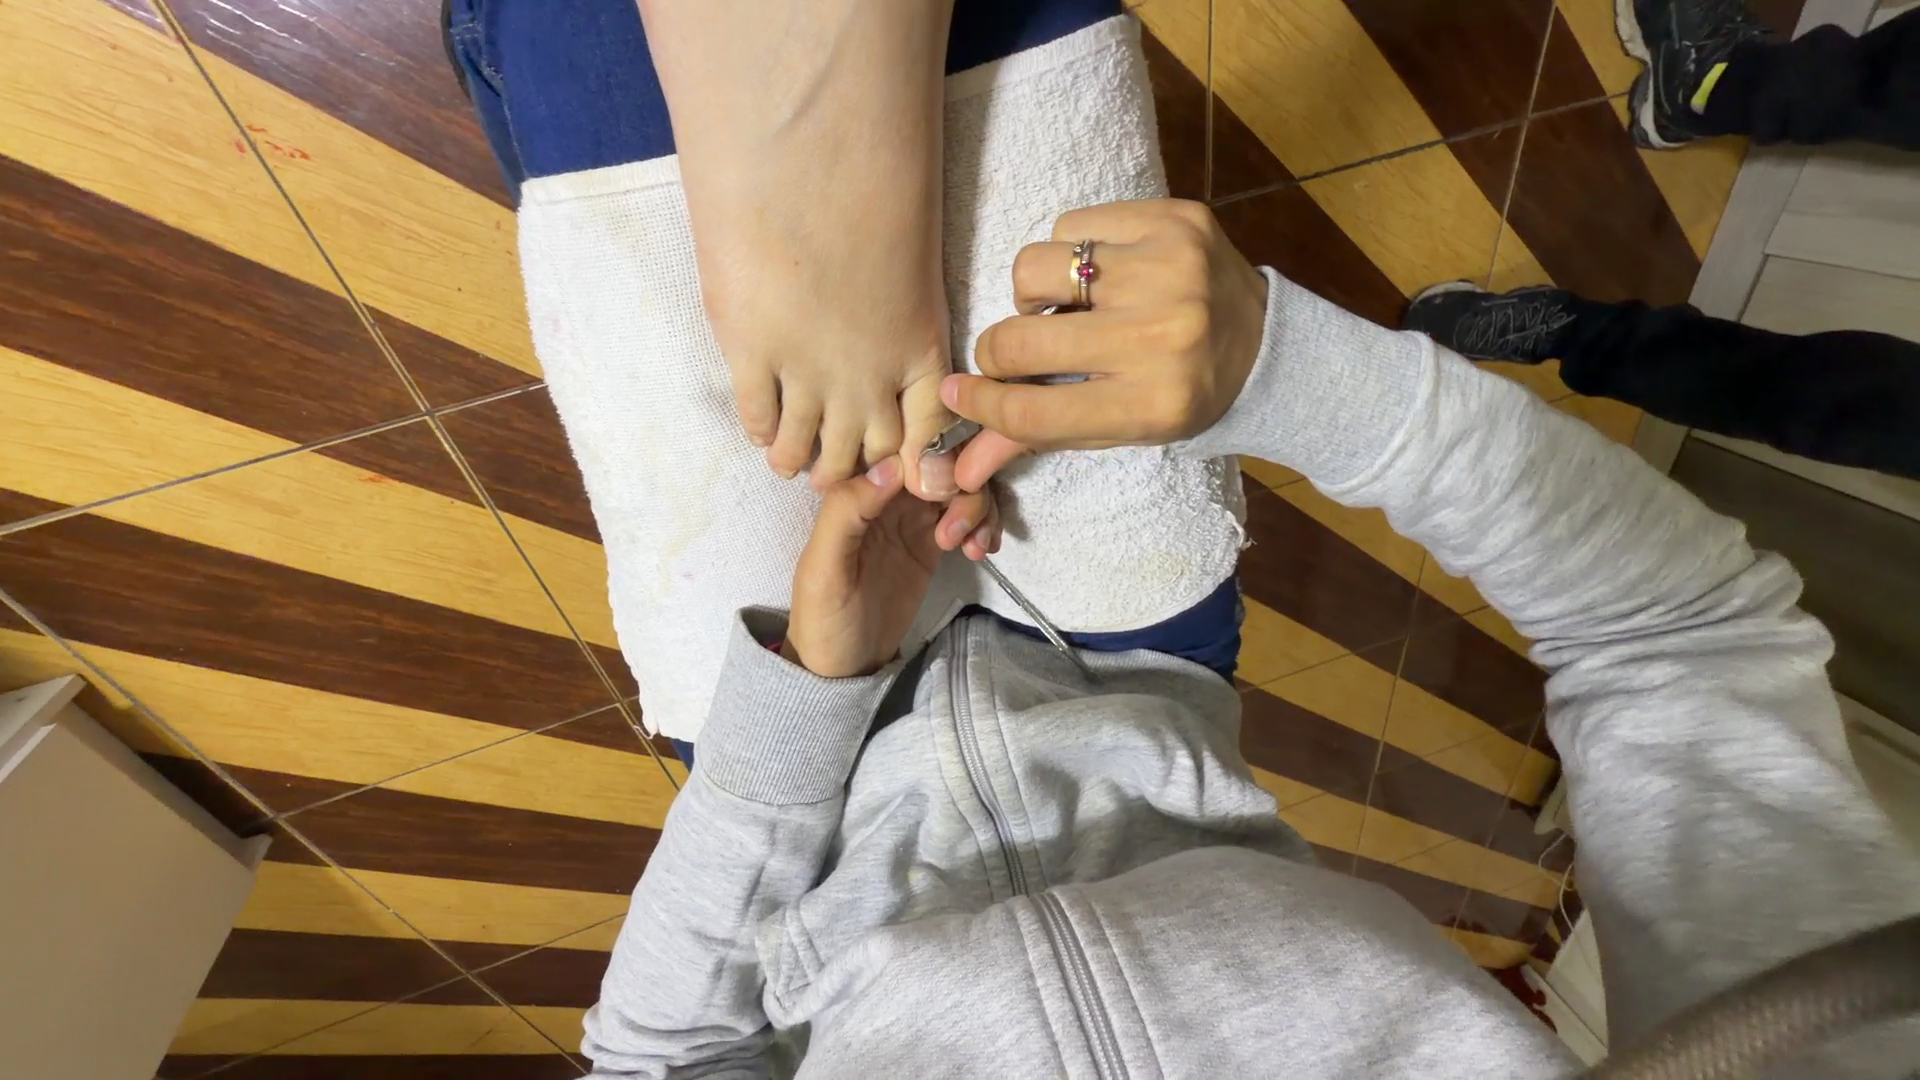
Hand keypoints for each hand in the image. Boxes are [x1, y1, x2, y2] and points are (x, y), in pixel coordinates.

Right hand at [643, 0, 958, 498]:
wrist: (806, 154)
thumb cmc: (872, 189)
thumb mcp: (915, 260)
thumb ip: (908, 317)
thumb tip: (892, 345)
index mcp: (918, 347)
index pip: (924, 431)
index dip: (911, 460)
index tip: (895, 467)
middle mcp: (869, 375)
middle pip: (864, 450)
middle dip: (849, 467)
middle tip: (832, 470)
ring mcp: (809, 371)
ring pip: (806, 449)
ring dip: (799, 463)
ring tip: (790, 463)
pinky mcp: (753, 354)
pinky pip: (759, 419)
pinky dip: (761, 432)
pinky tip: (760, 430)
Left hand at [785, 457, 1000, 678]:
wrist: (843, 667)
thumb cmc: (823, 617)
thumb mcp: (825, 569)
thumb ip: (848, 513)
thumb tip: (891, 465)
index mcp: (856, 491)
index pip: (902, 449)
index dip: (932, 457)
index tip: (944, 490)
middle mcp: (887, 496)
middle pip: (940, 464)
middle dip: (963, 487)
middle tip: (960, 532)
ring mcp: (913, 518)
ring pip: (960, 487)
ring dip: (977, 508)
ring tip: (972, 547)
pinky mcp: (933, 542)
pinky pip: (968, 516)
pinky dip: (984, 524)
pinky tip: (981, 551)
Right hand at [938, 200, 1268, 491]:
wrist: (1264, 345)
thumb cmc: (1178, 397)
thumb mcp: (1115, 430)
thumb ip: (1038, 437)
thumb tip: (961, 469)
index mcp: (1151, 405)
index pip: (1032, 411)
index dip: (980, 405)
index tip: (958, 394)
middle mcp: (1161, 337)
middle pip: (1021, 341)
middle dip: (999, 351)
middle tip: (1016, 352)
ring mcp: (1170, 270)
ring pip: (1035, 268)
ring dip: (1033, 294)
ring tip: (1065, 308)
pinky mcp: (1175, 219)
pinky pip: (1072, 225)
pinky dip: (1070, 253)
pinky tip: (1097, 274)